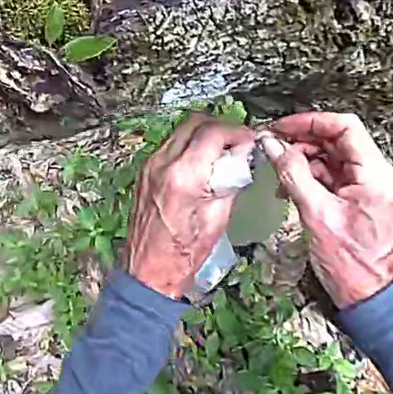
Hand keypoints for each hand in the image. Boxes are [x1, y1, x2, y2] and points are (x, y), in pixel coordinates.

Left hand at [124, 113, 256, 298]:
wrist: (147, 271)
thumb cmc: (182, 254)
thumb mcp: (218, 218)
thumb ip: (230, 182)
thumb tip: (240, 159)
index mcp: (184, 176)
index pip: (213, 132)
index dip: (236, 131)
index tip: (248, 140)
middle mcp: (163, 164)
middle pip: (195, 121)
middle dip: (220, 126)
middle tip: (236, 141)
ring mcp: (150, 166)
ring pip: (181, 130)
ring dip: (203, 134)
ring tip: (221, 152)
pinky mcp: (144, 172)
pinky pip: (170, 144)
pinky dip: (189, 145)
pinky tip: (201, 162)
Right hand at [259, 112, 392, 307]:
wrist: (368, 300)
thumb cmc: (350, 264)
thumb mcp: (316, 214)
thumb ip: (293, 174)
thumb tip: (272, 145)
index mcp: (377, 176)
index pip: (346, 128)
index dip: (311, 122)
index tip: (282, 127)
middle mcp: (379, 177)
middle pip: (339, 141)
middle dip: (303, 140)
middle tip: (273, 146)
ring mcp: (371, 188)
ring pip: (334, 157)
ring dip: (304, 158)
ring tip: (278, 169)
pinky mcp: (361, 199)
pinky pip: (334, 176)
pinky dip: (311, 176)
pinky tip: (289, 186)